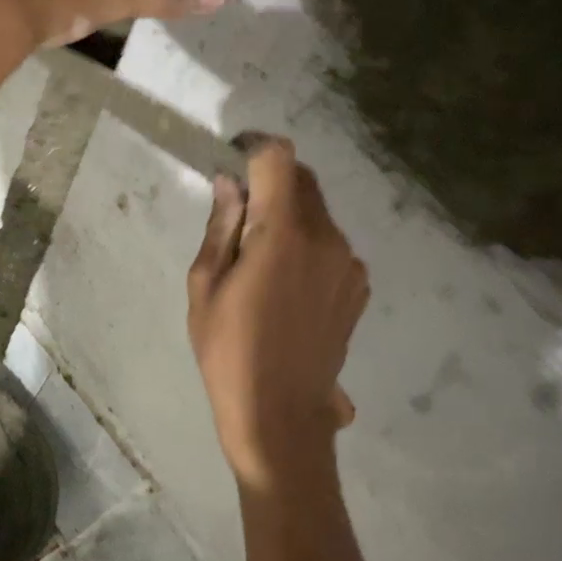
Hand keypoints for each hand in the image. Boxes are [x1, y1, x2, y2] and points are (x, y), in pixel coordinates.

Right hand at [187, 135, 367, 486]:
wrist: (279, 413)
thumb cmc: (227, 351)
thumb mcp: (204, 287)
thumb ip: (221, 227)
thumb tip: (229, 183)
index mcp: (284, 233)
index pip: (278, 158)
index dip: (254, 147)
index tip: (231, 157)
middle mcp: (327, 237)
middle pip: (303, 180)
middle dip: (270, 181)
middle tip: (236, 212)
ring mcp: (348, 263)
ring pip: (318, 214)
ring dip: (288, 216)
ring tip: (257, 260)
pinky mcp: (357, 286)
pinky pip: (330, 246)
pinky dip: (306, 245)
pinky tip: (283, 286)